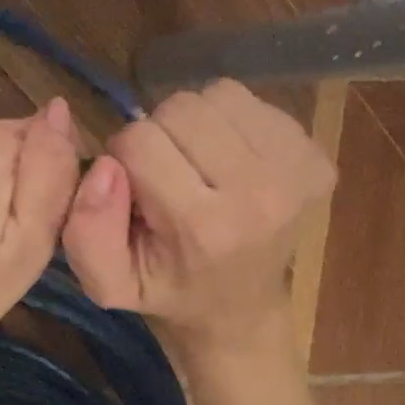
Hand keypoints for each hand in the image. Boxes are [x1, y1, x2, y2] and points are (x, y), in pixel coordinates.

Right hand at [62, 79, 335, 347]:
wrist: (238, 309)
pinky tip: (225, 164)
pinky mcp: (317, 156)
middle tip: (162, 178)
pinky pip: (251, 102)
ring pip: (216, 95)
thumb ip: (87, 233)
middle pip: (180, 110)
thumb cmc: (166, 292)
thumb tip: (105, 167)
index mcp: (203, 227)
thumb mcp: (108, 283)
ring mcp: (296, 170)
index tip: (131, 191)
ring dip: (193, 125)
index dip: (123, 157)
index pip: (140, 142)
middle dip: (158, 136)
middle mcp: (259, 193)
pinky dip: (227, 123)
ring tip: (193, 167)